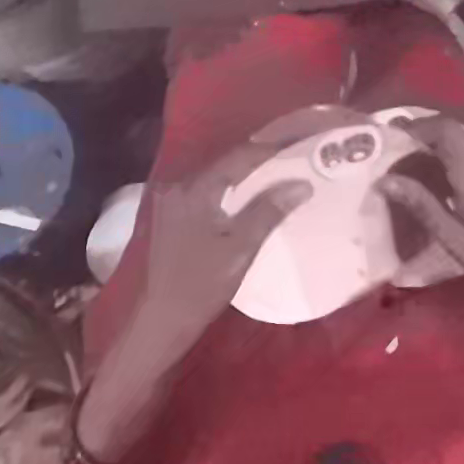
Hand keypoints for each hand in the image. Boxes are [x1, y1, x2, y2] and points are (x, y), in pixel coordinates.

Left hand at [137, 139, 313, 334]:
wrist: (162, 316)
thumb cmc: (202, 283)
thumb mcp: (241, 247)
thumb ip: (268, 211)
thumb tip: (300, 184)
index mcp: (196, 189)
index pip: (238, 157)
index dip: (269, 150)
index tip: (296, 146)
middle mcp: (178, 186)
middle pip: (223, 164)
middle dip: (256, 160)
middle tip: (289, 159)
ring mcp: (171, 201)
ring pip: (213, 178)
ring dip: (241, 176)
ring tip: (274, 174)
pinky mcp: (170, 216)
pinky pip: (203, 193)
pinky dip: (226, 191)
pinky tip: (245, 198)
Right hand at [378, 116, 463, 352]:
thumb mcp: (454, 239)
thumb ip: (421, 205)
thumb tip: (385, 181)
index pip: (447, 130)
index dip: (419, 127)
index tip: (395, 137)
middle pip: (460, 128)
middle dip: (430, 131)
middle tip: (405, 145)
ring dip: (448, 141)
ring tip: (424, 159)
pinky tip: (454, 177)